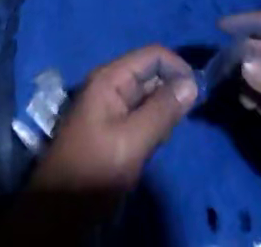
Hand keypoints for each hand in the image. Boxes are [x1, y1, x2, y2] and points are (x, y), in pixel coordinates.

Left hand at [30, 45, 196, 194]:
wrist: (61, 205)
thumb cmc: (96, 167)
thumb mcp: (133, 140)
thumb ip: (162, 111)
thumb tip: (191, 84)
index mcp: (110, 78)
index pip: (151, 55)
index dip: (178, 68)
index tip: (199, 94)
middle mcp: (109, 84)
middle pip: (150, 72)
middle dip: (172, 89)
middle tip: (187, 118)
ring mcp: (109, 105)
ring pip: (147, 94)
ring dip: (164, 108)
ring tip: (169, 133)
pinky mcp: (112, 125)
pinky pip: (140, 112)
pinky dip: (154, 122)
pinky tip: (158, 141)